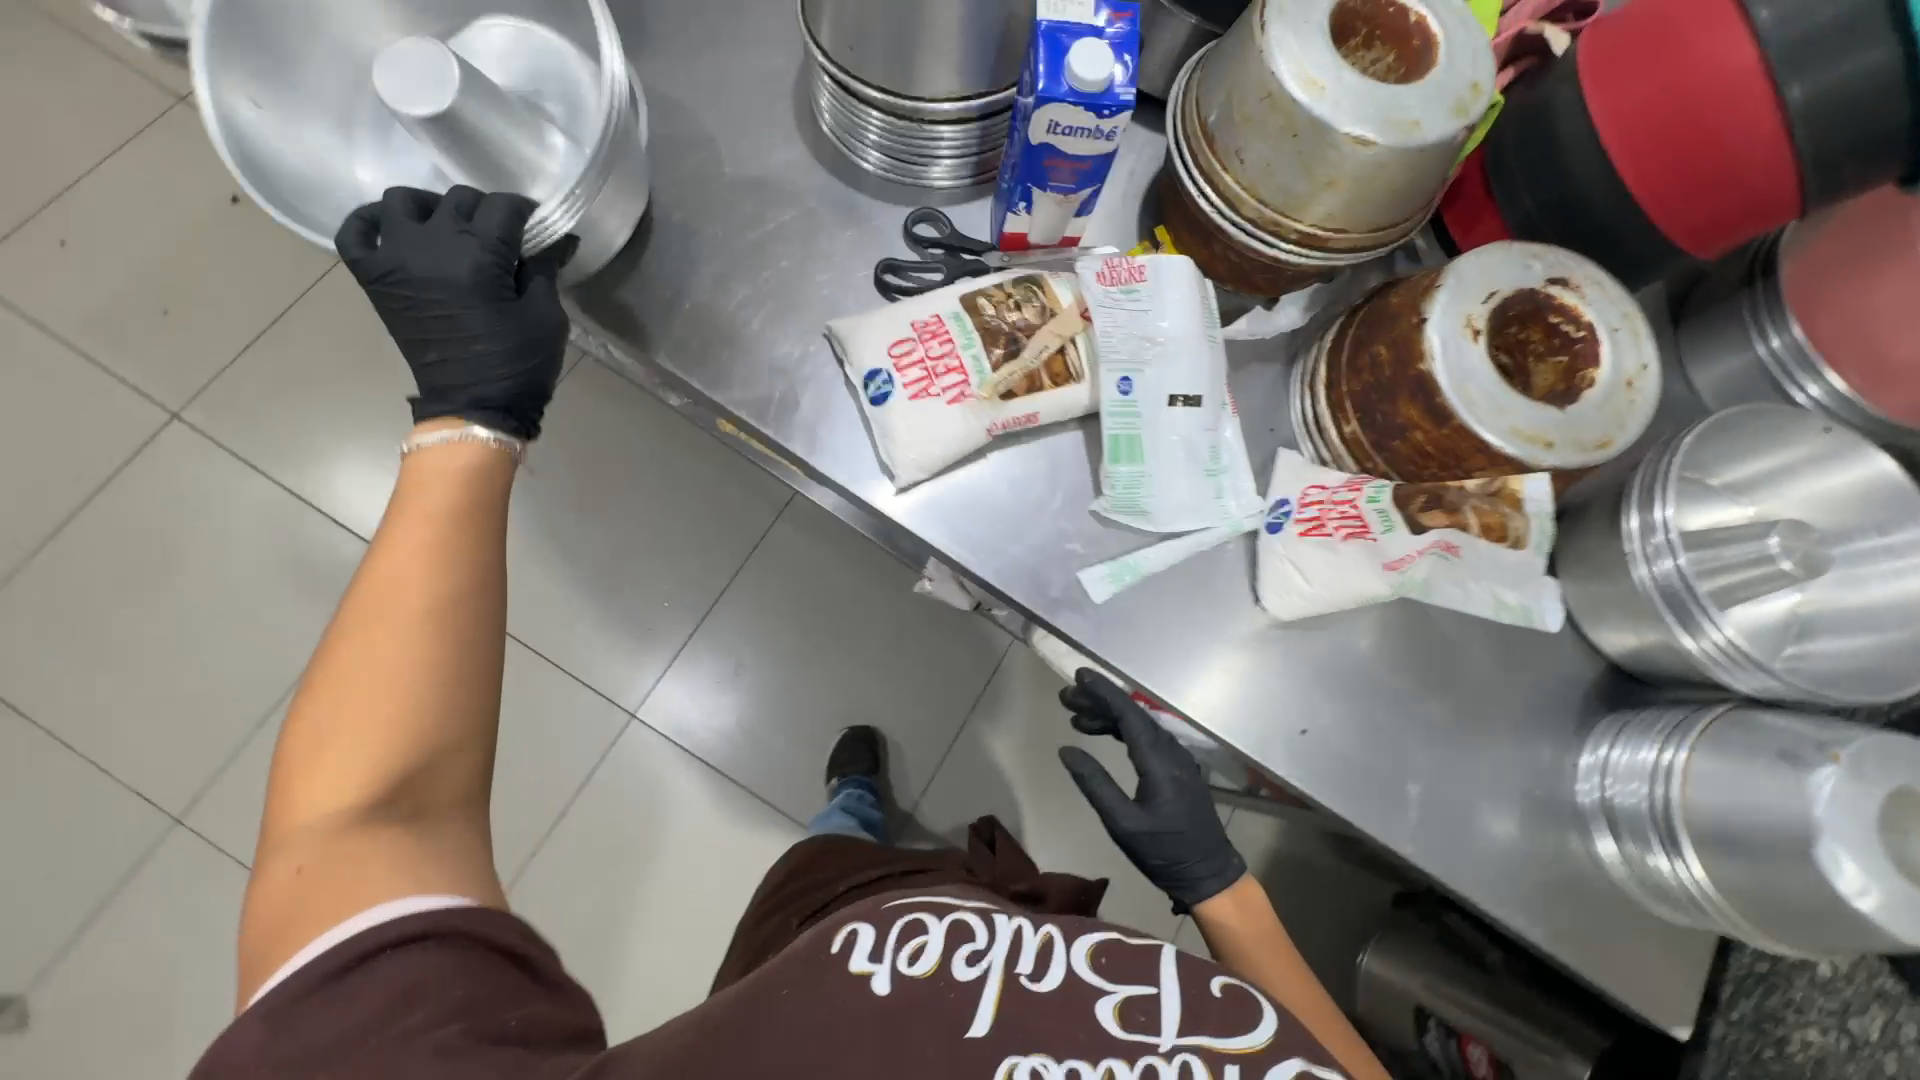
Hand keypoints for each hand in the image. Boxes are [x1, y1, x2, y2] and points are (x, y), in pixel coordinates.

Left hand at [334, 186, 577, 440]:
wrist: (474, 405)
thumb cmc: (519, 364)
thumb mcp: (546, 316)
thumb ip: (545, 269)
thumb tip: (557, 237)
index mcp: (479, 256)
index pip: (504, 207)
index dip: (527, 211)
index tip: (540, 226)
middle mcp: (431, 246)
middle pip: (459, 200)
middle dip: (487, 211)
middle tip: (504, 236)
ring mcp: (394, 259)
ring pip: (404, 201)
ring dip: (432, 207)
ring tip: (451, 230)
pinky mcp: (373, 278)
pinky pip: (355, 231)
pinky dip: (371, 222)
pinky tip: (397, 231)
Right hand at [1058, 669, 1246, 912]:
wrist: (1209, 874)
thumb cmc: (1163, 852)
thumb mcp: (1122, 823)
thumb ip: (1094, 783)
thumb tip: (1066, 750)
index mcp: (1158, 761)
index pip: (1128, 714)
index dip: (1103, 692)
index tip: (1080, 676)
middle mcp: (1171, 752)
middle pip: (1132, 715)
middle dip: (1099, 701)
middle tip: (1066, 697)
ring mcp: (1178, 759)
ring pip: (1140, 725)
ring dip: (1109, 717)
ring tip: (1076, 718)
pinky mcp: (1178, 769)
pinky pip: (1147, 738)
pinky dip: (1122, 731)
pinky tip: (1103, 735)